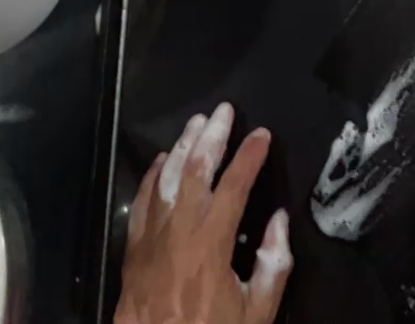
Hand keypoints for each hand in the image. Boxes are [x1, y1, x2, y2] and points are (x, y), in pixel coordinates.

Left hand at [118, 103, 292, 323]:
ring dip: (184, 144)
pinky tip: (164, 158)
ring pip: (168, 176)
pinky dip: (153, 174)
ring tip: (197, 121)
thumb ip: (272, 266)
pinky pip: (143, 199)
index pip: (235, 185)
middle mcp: (180, 228)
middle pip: (197, 168)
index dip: (250, 156)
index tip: (262, 134)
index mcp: (212, 242)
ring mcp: (153, 234)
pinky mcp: (134, 246)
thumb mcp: (255, 314)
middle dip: (213, 135)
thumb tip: (280, 220)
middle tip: (224, 110)